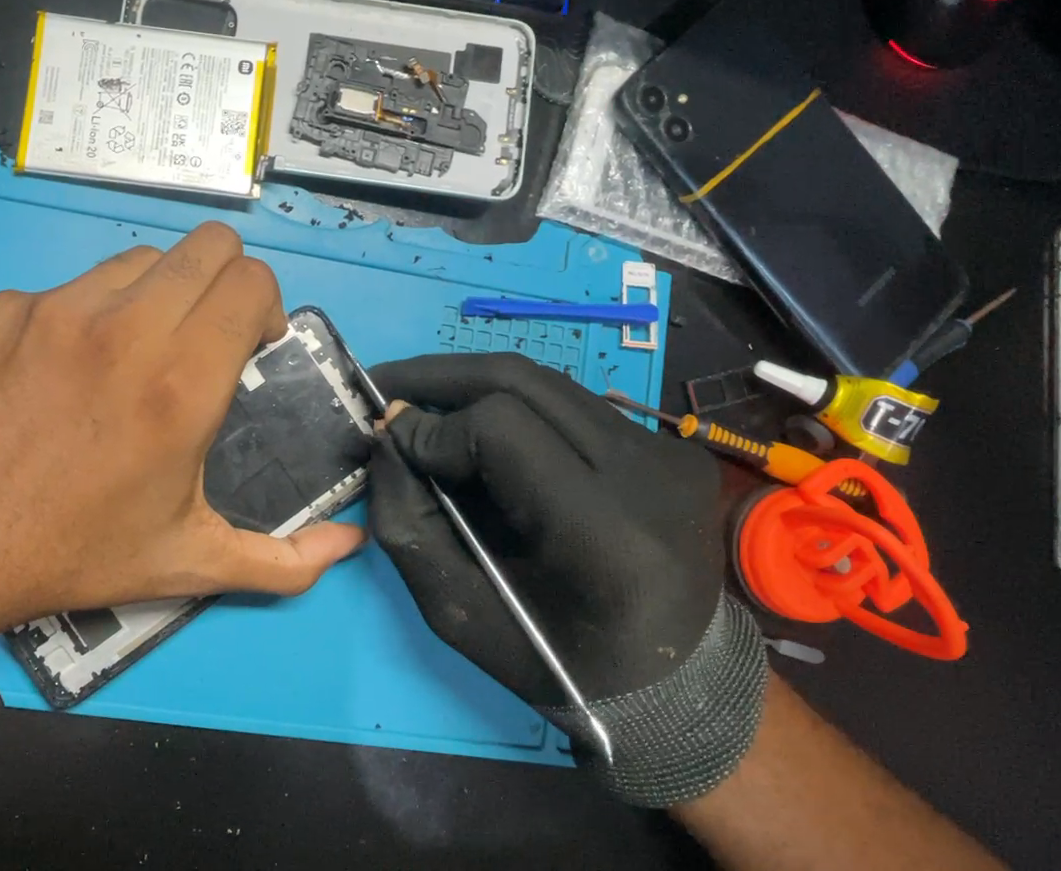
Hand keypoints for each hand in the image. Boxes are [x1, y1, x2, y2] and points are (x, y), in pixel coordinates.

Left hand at [0, 223, 365, 641]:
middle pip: (210, 245)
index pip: (252, 281)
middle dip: (226, 283)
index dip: (265, 309)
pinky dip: (92, 313)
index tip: (250, 351)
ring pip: (144, 257)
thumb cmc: (75, 553)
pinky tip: (68, 370)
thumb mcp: (188, 564)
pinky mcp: (8, 308)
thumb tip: (350, 543)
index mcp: (181, 383)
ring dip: (161, 292)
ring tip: (139, 350)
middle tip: (206, 337)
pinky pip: (74, 285)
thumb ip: (285, 559)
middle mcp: (126, 328)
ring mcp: (59, 309)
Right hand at [367, 353, 767, 806]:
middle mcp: (648, 477)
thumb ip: (409, 521)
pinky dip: (516, 406)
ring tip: (422, 399)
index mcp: (605, 537)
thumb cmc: (558, 663)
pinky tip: (481, 424)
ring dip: (475, 385)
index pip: (501, 428)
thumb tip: (390, 434)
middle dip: (440, 376)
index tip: (391, 443)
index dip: (434, 427)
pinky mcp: (671, 446)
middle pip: (524, 381)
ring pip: (547, 383)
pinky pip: (573, 404)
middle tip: (384, 382)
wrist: (676, 684)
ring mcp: (668, 453)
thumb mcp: (457, 612)